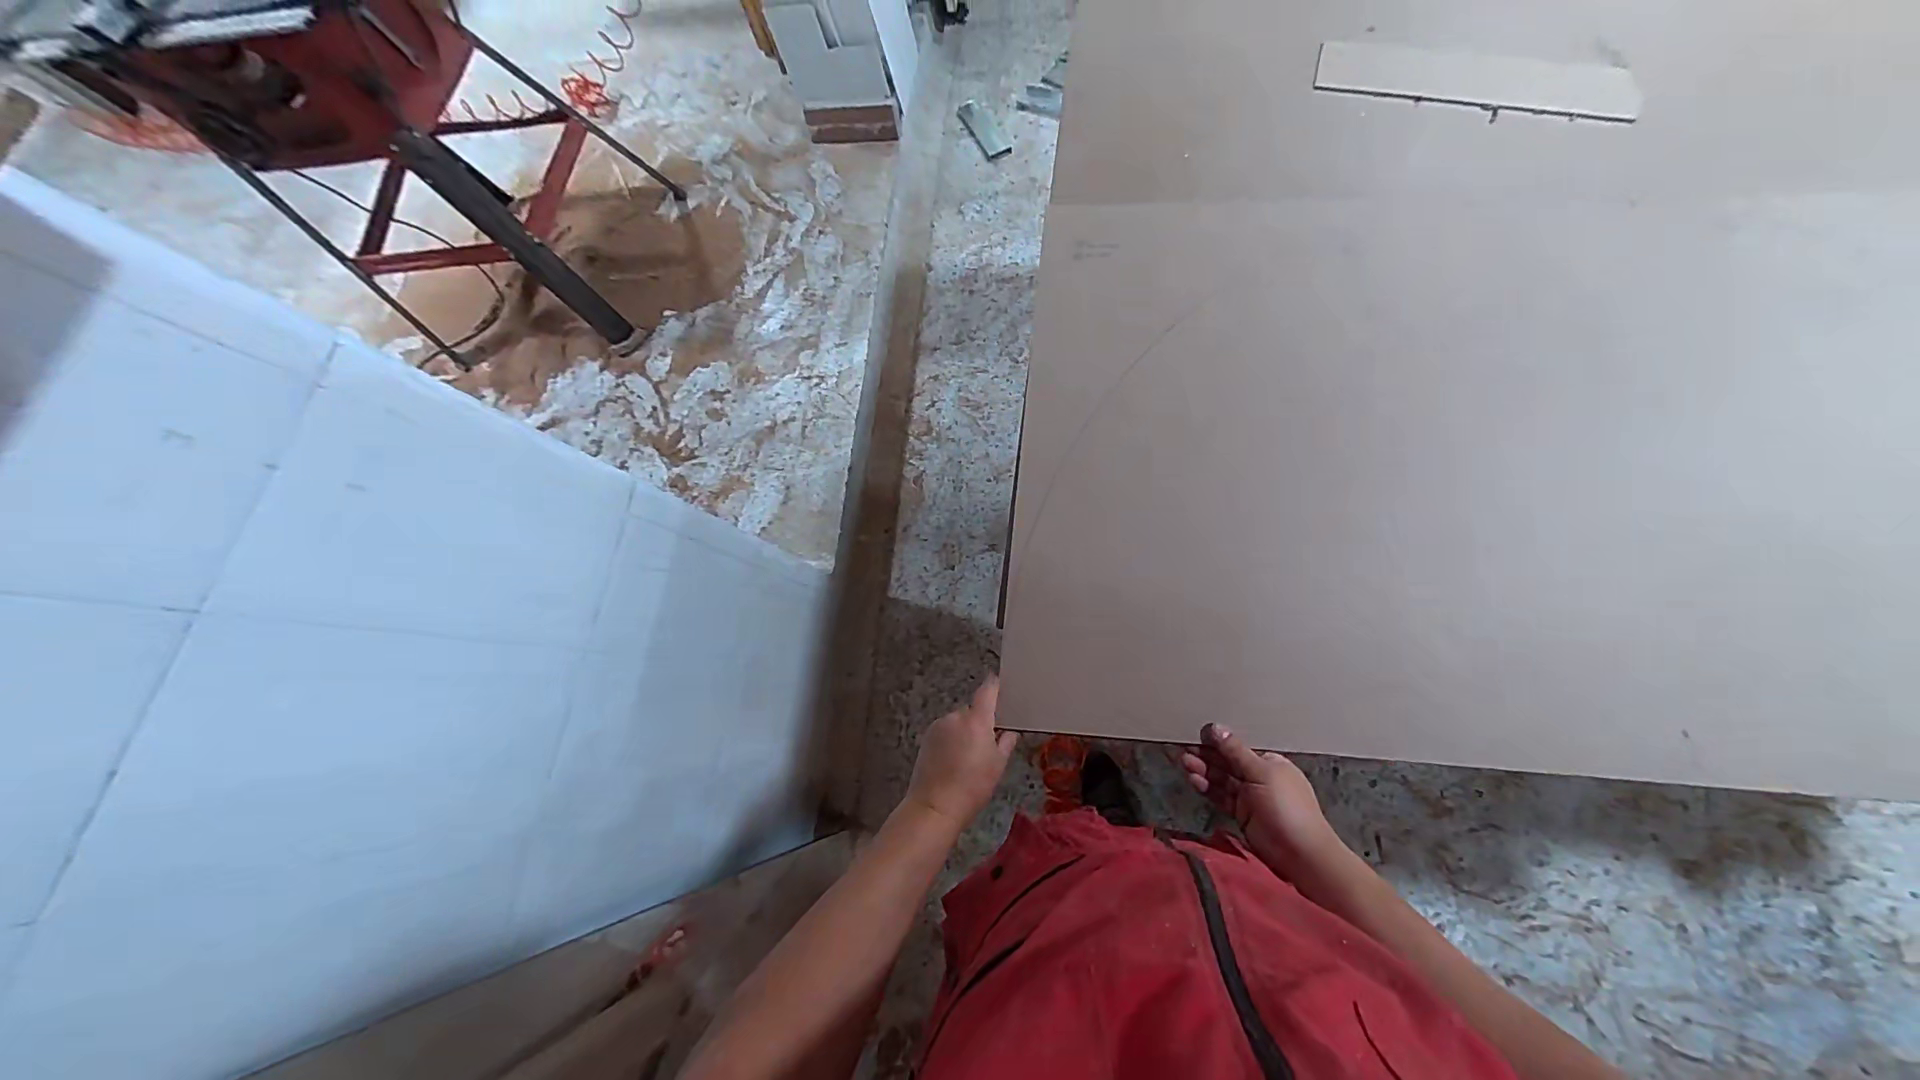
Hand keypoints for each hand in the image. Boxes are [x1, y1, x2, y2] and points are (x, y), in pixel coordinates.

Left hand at [904, 678, 1016, 830]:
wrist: (935, 805)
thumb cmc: (972, 786)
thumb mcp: (998, 766)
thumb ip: (1006, 743)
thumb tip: (1008, 733)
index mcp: (976, 720)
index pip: (987, 691)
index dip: (994, 685)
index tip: (999, 684)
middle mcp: (955, 717)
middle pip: (972, 710)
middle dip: (980, 721)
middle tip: (987, 744)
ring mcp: (938, 726)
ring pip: (957, 722)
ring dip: (964, 732)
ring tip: (968, 759)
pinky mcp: (926, 738)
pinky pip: (945, 732)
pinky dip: (951, 740)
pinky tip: (953, 761)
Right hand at [1180, 724, 1345, 879]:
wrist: (1299, 854)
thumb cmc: (1287, 808)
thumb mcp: (1261, 772)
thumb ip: (1235, 750)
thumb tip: (1216, 727)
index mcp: (1270, 762)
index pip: (1239, 747)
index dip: (1218, 742)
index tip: (1198, 736)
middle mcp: (1259, 777)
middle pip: (1227, 762)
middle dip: (1206, 756)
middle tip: (1184, 750)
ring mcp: (1250, 797)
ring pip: (1221, 779)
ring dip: (1203, 770)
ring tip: (1185, 763)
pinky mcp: (1241, 814)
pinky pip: (1221, 796)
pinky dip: (1207, 788)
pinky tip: (1195, 781)